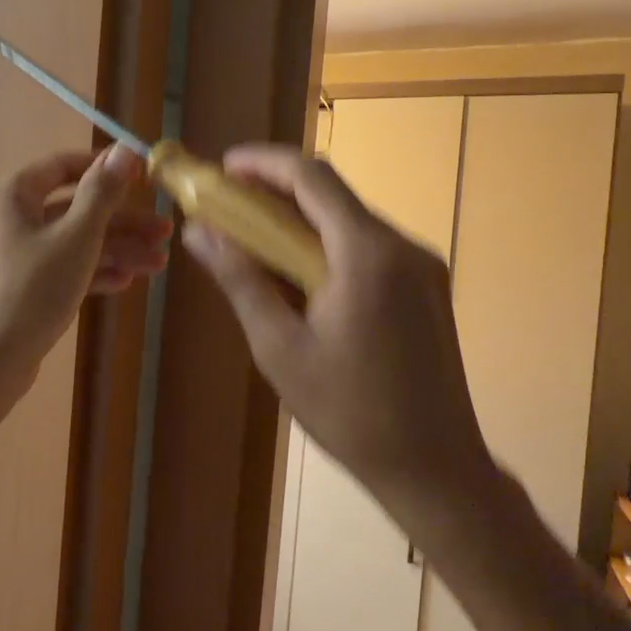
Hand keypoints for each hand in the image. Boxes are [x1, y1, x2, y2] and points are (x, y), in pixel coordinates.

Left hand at [0, 146, 170, 382]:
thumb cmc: (32, 289)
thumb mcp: (77, 237)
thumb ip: (102, 192)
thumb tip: (124, 149)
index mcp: (10, 195)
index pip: (62, 167)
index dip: (105, 169)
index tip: (145, 177)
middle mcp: (5, 218)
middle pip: (71, 209)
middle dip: (120, 222)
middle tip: (165, 232)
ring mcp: (8, 255)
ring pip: (68, 242)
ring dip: (113, 250)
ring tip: (158, 264)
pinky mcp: (15, 287)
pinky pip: (57, 268)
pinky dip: (89, 272)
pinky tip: (125, 283)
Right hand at [180, 145, 492, 493]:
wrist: (433, 466)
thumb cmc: (348, 410)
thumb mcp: (279, 346)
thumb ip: (240, 280)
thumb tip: (197, 232)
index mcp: (367, 255)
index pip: (312, 178)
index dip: (263, 163)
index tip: (221, 169)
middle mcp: (402, 247)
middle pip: (332, 195)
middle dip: (274, 191)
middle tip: (224, 207)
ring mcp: (421, 268)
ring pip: (349, 221)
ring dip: (298, 220)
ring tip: (250, 242)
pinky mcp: (426, 289)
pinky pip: (366, 247)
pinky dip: (324, 245)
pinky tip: (295, 275)